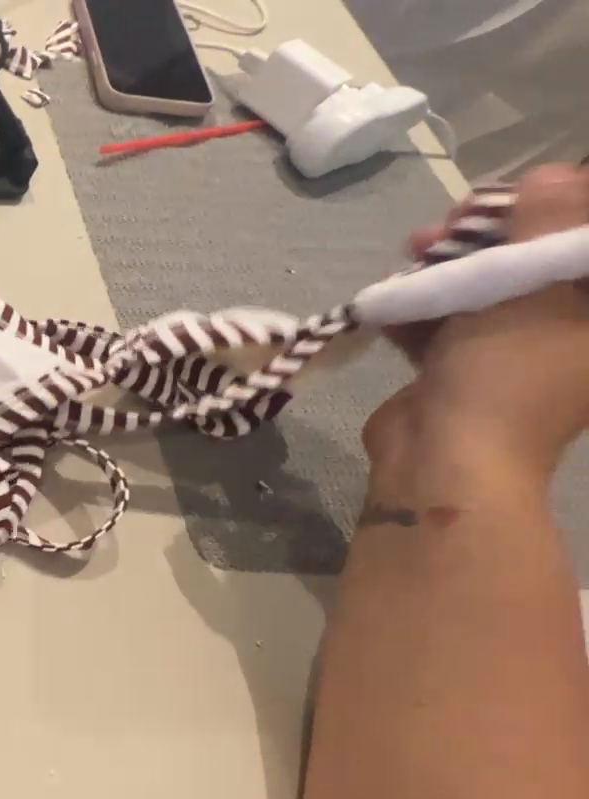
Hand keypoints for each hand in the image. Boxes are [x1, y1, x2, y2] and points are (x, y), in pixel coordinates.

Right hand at [369, 165, 588, 482]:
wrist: (446, 458)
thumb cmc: (508, 376)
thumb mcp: (532, 292)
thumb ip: (542, 230)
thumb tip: (548, 176)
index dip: (560, 206)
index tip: (515, 194)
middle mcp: (575, 326)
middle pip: (541, 259)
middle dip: (493, 234)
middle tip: (447, 222)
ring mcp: (519, 348)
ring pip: (488, 288)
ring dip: (445, 268)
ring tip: (406, 252)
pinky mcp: (466, 368)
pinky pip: (449, 324)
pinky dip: (420, 308)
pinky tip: (392, 298)